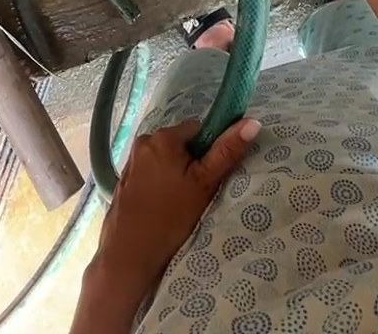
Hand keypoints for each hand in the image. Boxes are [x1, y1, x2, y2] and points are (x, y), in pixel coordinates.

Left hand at [86, 116, 261, 309]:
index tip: (208, 175)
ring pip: (165, 158)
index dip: (208, 150)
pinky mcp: (124, 178)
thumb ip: (227, 151)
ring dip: (175, 173)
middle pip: (180, 143)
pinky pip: (150, 171)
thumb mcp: (204, 183)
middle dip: (191, 163)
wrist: (129, 255)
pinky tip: (162, 206)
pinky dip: (159, 182)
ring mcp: (131, 160)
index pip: (198, 129)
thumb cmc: (170, 217)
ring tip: (179, 203)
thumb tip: (253, 122)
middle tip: (196, 192)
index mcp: (163, 136)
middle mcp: (144, 140)